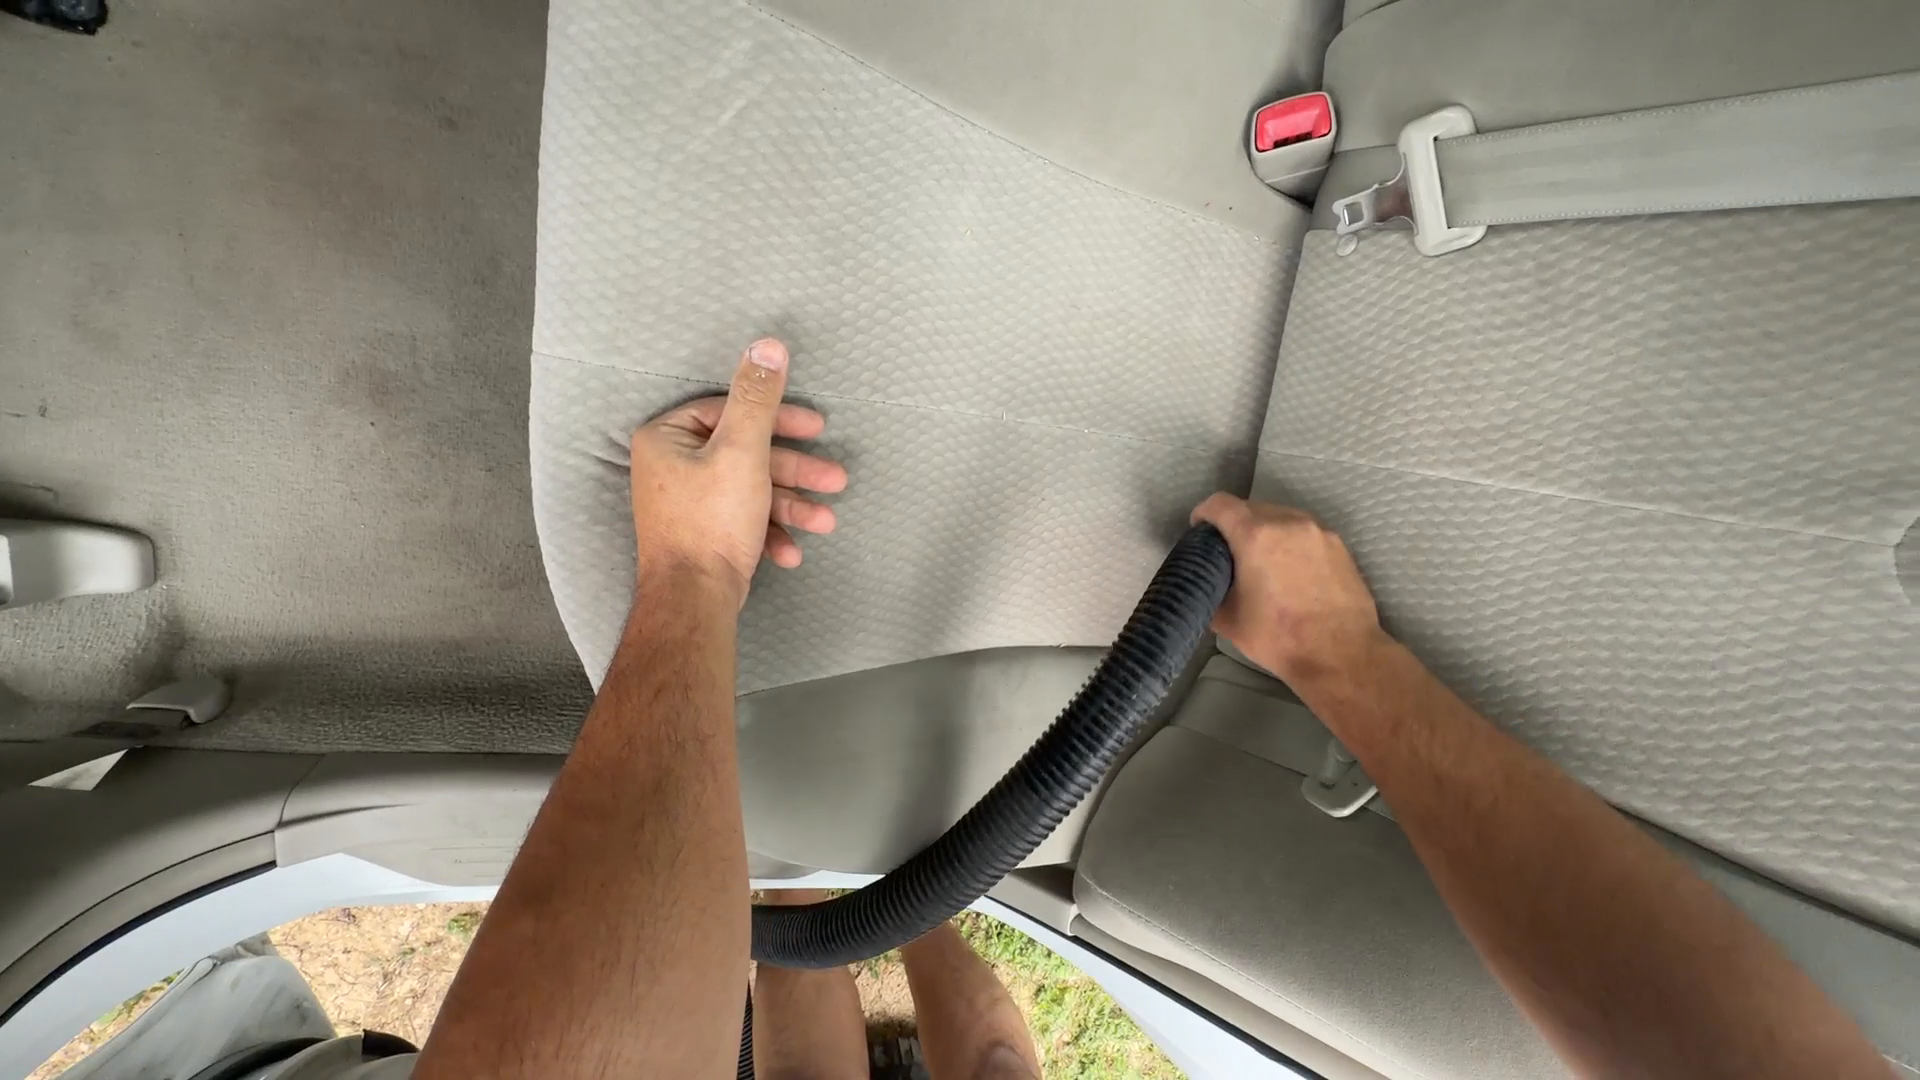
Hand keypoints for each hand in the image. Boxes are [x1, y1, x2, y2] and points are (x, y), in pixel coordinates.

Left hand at [629, 339, 846, 607]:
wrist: (694, 600)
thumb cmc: (712, 520)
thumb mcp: (742, 451)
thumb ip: (757, 398)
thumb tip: (768, 345)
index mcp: (669, 438)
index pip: (731, 411)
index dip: (779, 417)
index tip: (818, 427)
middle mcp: (673, 467)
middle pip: (748, 454)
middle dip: (796, 471)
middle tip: (836, 478)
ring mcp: (688, 504)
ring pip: (752, 491)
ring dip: (792, 506)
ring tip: (827, 521)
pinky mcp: (704, 534)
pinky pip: (743, 521)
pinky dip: (770, 533)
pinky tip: (792, 553)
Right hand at [1191, 493, 1386, 685]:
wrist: (1341, 654)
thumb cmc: (1279, 637)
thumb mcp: (1227, 619)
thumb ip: (1210, 589)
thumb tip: (1205, 583)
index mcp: (1255, 536)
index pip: (1220, 504)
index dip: (1203, 513)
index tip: (1199, 531)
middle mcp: (1288, 522)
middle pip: (1250, 507)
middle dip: (1234, 524)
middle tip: (1228, 552)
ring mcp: (1318, 531)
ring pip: (1280, 516)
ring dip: (1263, 530)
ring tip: (1260, 561)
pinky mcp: (1338, 545)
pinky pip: (1303, 532)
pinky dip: (1289, 541)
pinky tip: (1289, 571)